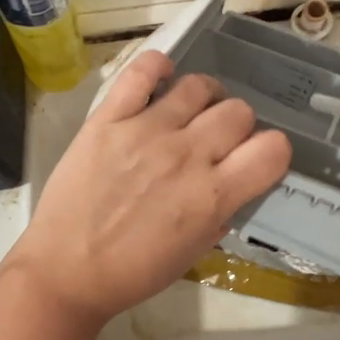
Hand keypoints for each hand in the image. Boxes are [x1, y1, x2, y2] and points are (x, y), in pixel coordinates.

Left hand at [0, 51, 291, 328]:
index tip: (253, 159)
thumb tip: (235, 183)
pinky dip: (157, 67)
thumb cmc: (133, 272)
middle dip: (236, 126)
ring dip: (203, 97)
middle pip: (239, 112)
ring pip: (198, 86)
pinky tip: (159, 79)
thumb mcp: (194, 252)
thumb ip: (222, 212)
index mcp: (212, 196)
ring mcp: (146, 131)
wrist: (66, 270)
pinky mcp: (108, 118)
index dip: (271, 152)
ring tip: (189, 112)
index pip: (273, 149)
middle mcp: (186, 155)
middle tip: (215, 141)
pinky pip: (141, 71)